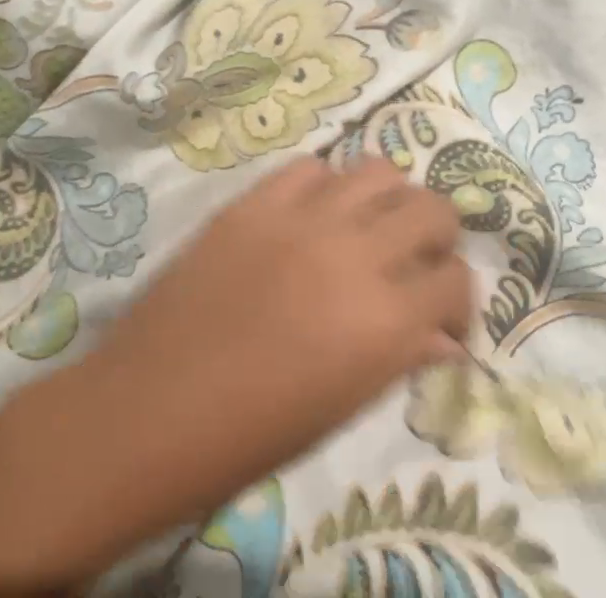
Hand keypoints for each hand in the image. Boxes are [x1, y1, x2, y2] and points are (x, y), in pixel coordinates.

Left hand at [77, 157, 470, 538]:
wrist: (147, 414)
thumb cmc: (249, 436)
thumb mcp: (341, 409)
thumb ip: (399, 359)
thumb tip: (441, 337)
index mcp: (385, 322)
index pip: (455, 281)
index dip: (458, 302)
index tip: (441, 319)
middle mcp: (354, 256)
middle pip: (431, 209)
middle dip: (438, 237)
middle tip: (415, 264)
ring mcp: (300, 221)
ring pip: (378, 172)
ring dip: (389, 201)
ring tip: (369, 229)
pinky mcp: (251, 205)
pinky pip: (309, 169)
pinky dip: (325, 188)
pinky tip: (314, 218)